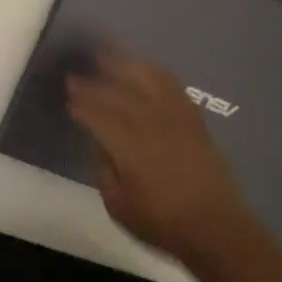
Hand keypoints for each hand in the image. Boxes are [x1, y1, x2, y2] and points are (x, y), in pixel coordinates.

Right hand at [67, 52, 260, 264]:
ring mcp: (175, 116)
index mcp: (128, 144)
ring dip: (122, 63)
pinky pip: (171, 85)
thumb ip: (103, 167)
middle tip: (76, 72)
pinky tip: (144, 68)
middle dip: (93, 80)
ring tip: (105, 53)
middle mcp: (151, 121)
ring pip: (145, 78)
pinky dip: (154, 71)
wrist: (215, 227)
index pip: (96, 113)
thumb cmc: (161, 221)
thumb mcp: (117, 203)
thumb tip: (97, 140)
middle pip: (117, 91)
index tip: (66, 95)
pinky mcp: (194, 118)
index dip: (79, 102)